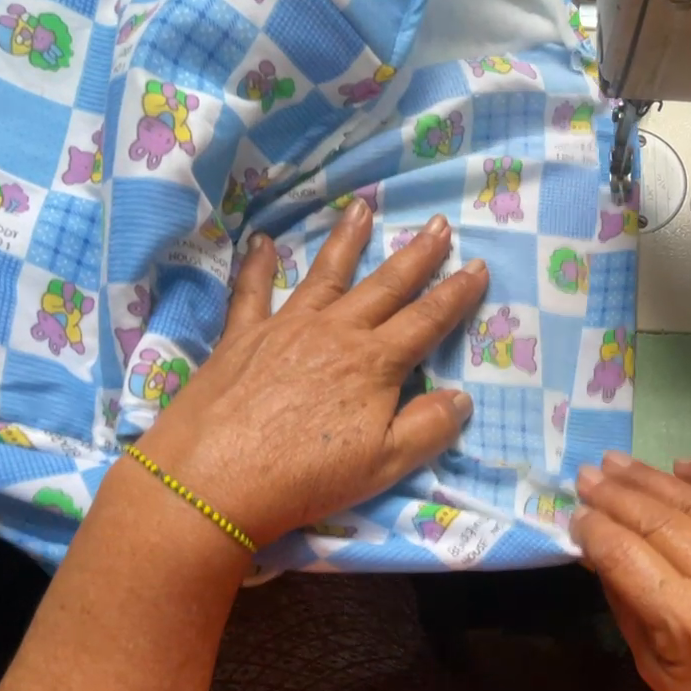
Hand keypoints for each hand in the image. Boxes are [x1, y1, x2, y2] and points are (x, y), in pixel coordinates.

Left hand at [132, 201, 486, 546]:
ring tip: (363, 209)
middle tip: (438, 224)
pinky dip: (259, 265)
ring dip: (347, 241)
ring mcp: (285, 328)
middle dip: (416, 256)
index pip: (426, 320)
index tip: (477, 266)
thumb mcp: (384, 465)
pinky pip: (252, 291)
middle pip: (384, 287)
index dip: (456, 293)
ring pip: (325, 275)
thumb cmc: (306, 477)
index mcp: (374, 363)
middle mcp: (334, 332)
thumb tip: (461, 398)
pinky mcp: (241, 337)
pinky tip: (264, 242)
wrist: (214, 481)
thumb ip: (428, 429)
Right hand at [572, 451, 690, 690]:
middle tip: (586, 476)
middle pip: (654, 519)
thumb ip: (624, 602)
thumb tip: (596, 548)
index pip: (624, 554)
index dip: (593, 529)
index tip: (574, 516)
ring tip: (617, 464)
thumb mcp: (655, 667)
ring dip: (649, 477)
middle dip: (612, 495)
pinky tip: (684, 466)